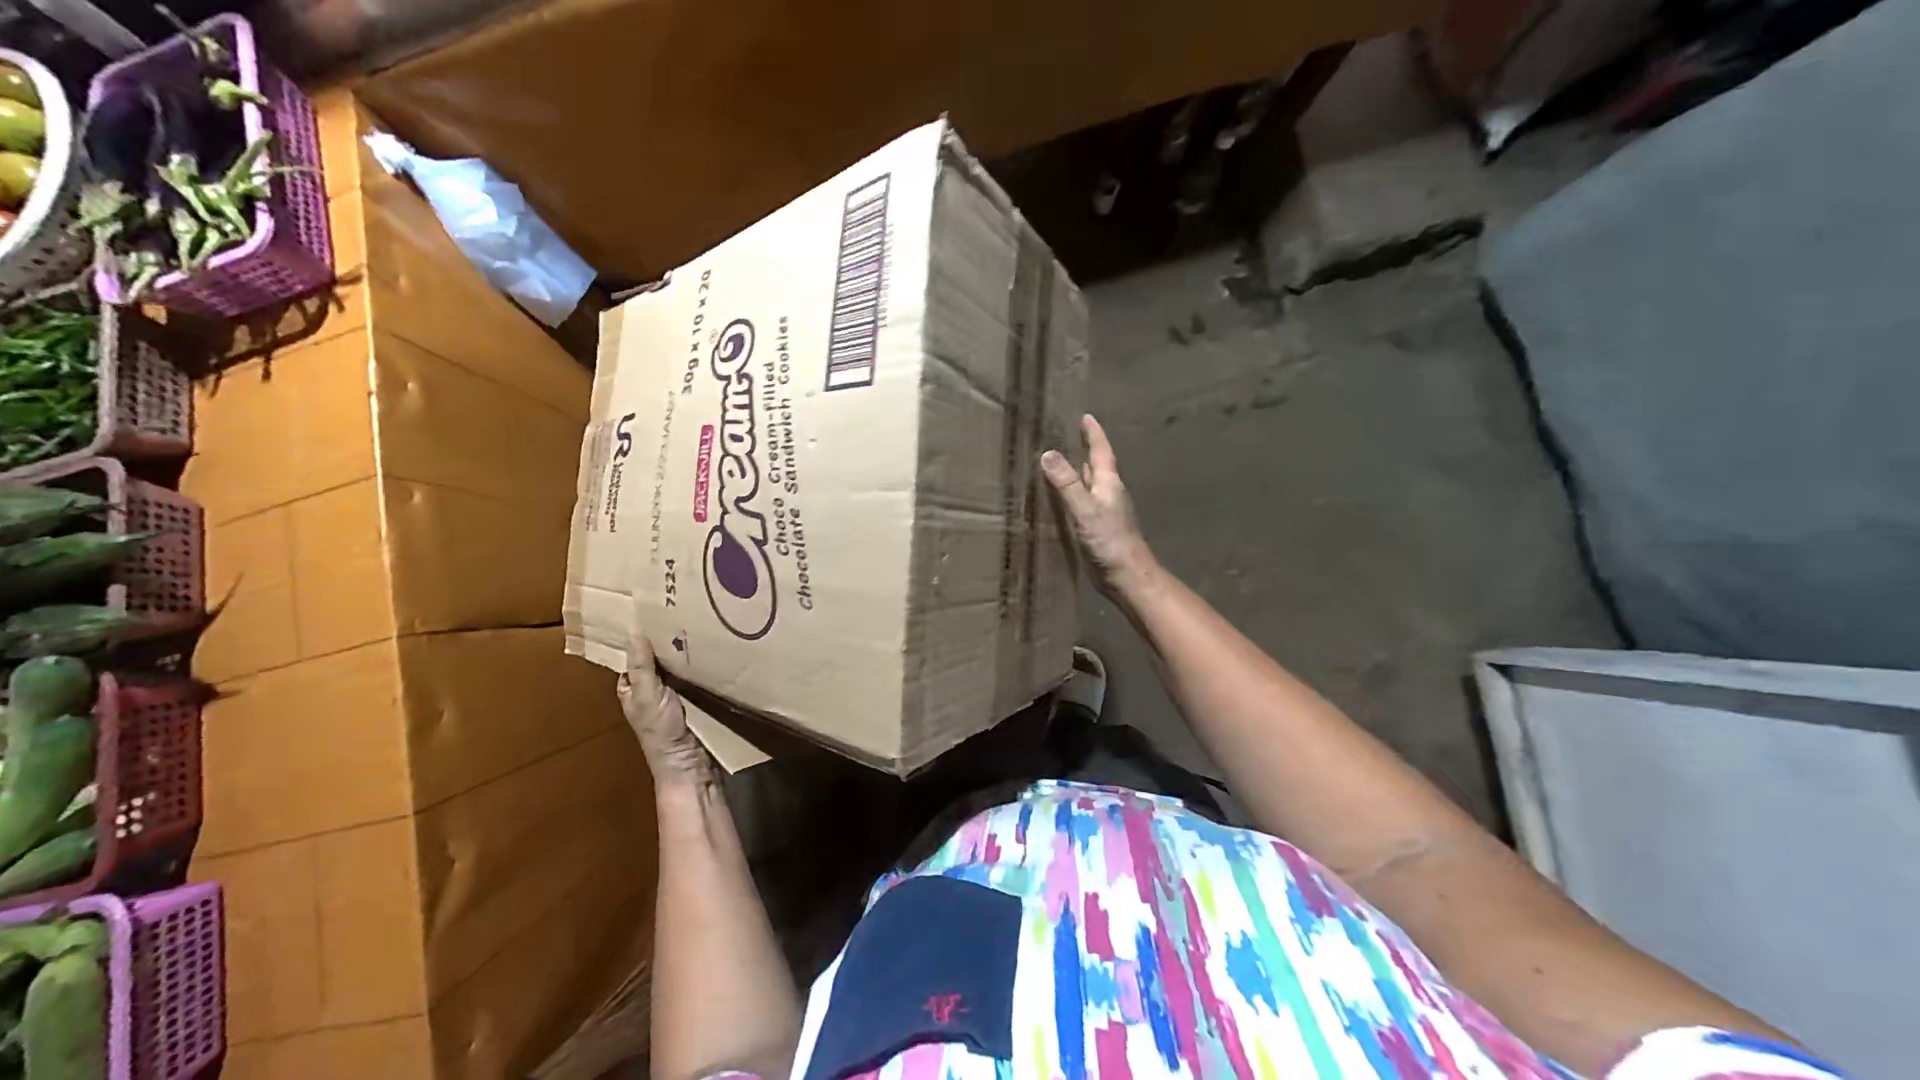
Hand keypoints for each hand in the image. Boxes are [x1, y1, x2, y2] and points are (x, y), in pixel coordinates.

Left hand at [618, 628, 713, 789]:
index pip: (635, 655)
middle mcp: (652, 690)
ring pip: (680, 666)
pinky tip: (714, 650)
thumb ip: (642, 667)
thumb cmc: (661, 733)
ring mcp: (676, 696)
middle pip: (659, 659)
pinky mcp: (697, 700)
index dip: (642, 637)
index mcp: (632, 689)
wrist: (691, 766)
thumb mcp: (647, 697)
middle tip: (685, 613)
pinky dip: (703, 665)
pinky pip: (697, 676)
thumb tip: (634, 632)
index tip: (656, 612)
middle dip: (669, 641)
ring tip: (702, 625)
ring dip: (688, 652)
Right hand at [1040, 414, 1156, 598]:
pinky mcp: (1098, 529)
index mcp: (1109, 484)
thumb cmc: (1109, 540)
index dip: (1094, 435)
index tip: (1086, 417)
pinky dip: (1074, 495)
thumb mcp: (1085, 509)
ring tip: (1064, 462)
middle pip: (1097, 466)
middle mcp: (1109, 494)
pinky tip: (1063, 500)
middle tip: (1071, 436)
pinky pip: (1084, 503)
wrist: (1126, 576)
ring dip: (1079, 473)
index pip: (1101, 452)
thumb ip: (1067, 483)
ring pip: (1090, 485)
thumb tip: (1048, 453)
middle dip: (1086, 450)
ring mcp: (1105, 512)